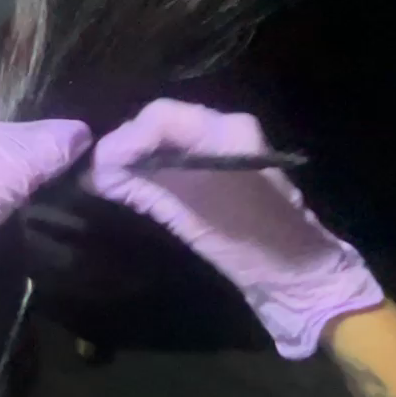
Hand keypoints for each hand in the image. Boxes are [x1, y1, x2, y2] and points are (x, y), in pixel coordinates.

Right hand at [86, 99, 384, 357]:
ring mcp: (226, 139)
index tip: (98, 165)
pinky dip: (151, 157)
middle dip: (126, 143)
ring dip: (135, 151)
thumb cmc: (251, 249)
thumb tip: (90, 176)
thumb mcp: (191, 220)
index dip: (124, 139)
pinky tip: (132, 177)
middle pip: (158, 119)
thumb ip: (140, 190)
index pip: (160, 118)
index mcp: (227, 136)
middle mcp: (226, 126)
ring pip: (163, 130)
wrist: (305, 279)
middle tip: (98, 170)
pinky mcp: (221, 156)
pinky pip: (176, 144)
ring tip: (109, 174)